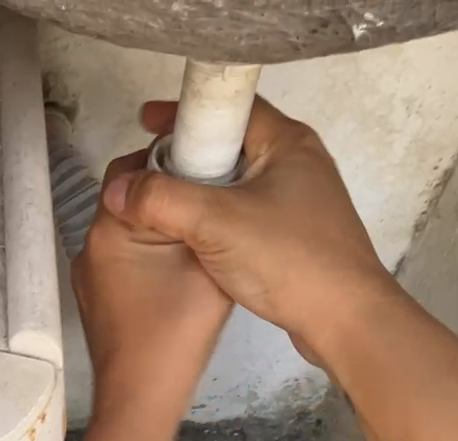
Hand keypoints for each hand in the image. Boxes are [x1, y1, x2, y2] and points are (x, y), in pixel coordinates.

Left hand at [72, 150, 233, 430]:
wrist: (141, 398)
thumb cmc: (175, 332)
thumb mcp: (207, 261)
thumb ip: (205, 215)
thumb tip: (208, 189)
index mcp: (110, 227)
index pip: (134, 166)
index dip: (174, 160)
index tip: (209, 170)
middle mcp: (89, 246)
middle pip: (130, 199)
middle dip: (168, 195)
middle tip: (210, 204)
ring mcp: (88, 277)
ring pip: (127, 232)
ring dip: (159, 228)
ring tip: (200, 240)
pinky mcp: (95, 300)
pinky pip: (122, 262)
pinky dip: (147, 257)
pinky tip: (177, 273)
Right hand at [102, 98, 406, 364]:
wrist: (341, 318)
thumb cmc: (288, 259)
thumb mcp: (216, 223)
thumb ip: (162, 201)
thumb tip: (116, 190)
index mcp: (286, 141)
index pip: (229, 106)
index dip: (184, 112)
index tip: (145, 124)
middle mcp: (296, 163)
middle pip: (229, 144)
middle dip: (185, 153)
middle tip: (146, 171)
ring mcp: (296, 202)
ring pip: (234, 183)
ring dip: (198, 191)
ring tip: (161, 207)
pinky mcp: (292, 236)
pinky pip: (242, 215)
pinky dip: (213, 219)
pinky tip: (192, 240)